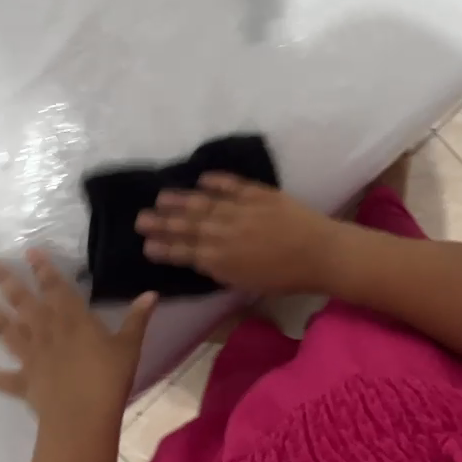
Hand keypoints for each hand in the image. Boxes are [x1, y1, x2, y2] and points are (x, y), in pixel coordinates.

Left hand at [0, 248, 156, 428]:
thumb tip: (152, 293)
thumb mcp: (130, 345)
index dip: (44, 269)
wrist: (83, 417)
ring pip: (7, 331)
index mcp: (73, 320)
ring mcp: (31, 358)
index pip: (56, 288)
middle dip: (9, 282)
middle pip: (25, 303)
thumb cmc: (109, 378)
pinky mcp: (23, 383)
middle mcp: (47, 333)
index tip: (29, 252)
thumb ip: (138, 318)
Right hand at [135, 172, 344, 294]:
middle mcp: (224, 233)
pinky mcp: (259, 194)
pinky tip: (201, 178)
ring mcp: (240, 210)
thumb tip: (201, 259)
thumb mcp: (247, 283)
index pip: (184, 251)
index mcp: (220, 259)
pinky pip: (232, 185)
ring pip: (203, 203)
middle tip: (140, 218)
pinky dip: (216, 181)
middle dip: (162, 222)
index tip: (145, 244)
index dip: (164, 247)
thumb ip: (221, 270)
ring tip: (161, 196)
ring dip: (181, 199)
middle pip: (187, 226)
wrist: (320, 254)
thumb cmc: (287, 278)